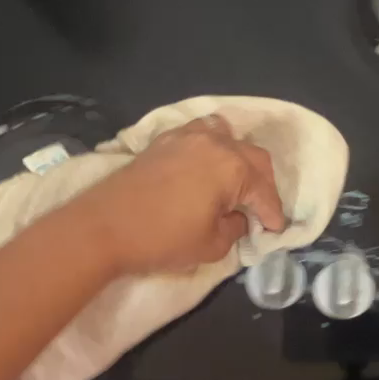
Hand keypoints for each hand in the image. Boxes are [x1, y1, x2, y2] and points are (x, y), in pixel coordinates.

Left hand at [70, 115, 287, 275]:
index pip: (264, 190)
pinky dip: (212, 147)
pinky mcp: (163, 141)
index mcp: (233, 167)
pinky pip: (200, 134)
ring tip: (236, 181)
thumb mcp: (212, 245)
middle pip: (253, 157)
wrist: (103, 227)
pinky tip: (207, 166)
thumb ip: (235, 228)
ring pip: (227, 136)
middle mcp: (215, 143)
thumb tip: (239, 217)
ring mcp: (187, 137)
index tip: (275, 231)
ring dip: (238, 157)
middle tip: (261, 209)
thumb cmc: (163, 239)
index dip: (273, 213)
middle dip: (262, 183)